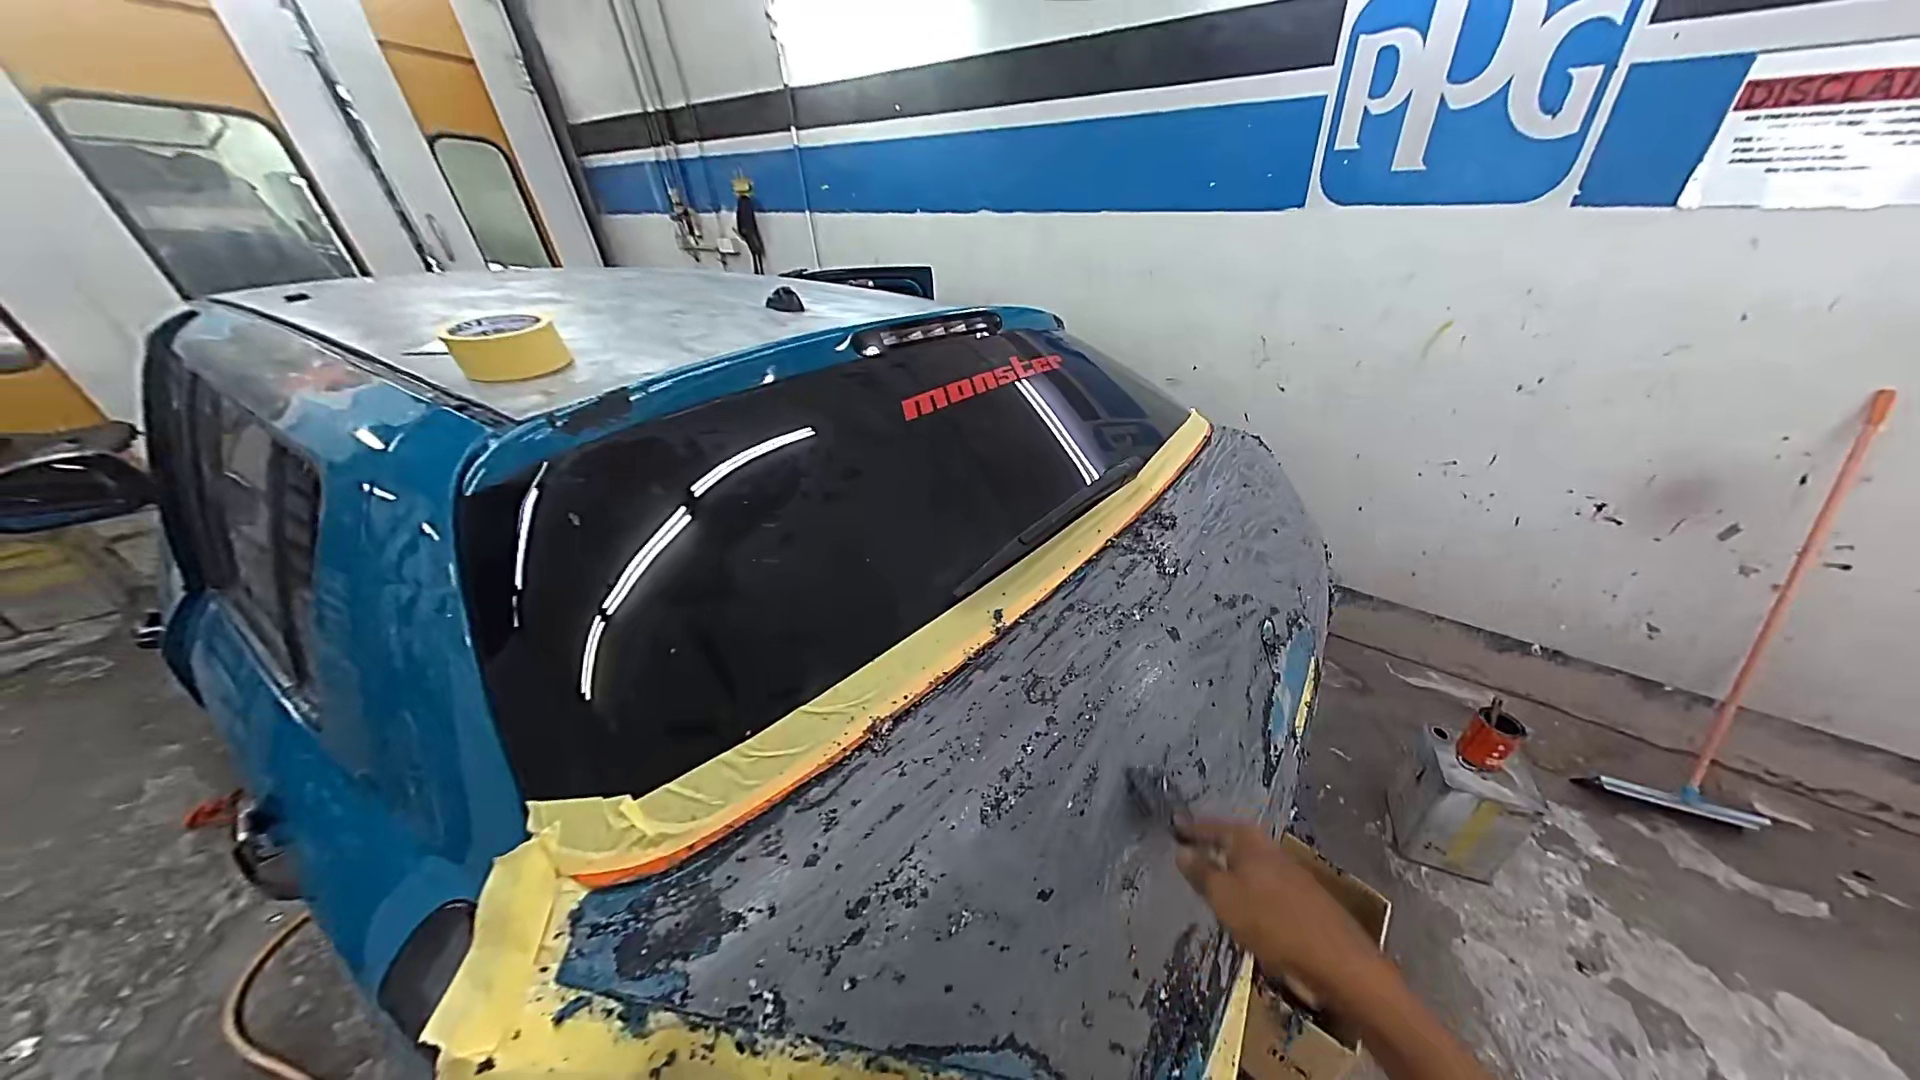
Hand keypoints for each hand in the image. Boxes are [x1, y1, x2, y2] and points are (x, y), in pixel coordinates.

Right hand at [1175, 818, 1387, 1006]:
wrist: (1340, 963)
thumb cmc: (1272, 922)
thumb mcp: (1224, 897)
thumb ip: (1201, 872)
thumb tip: (1182, 850)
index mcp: (1248, 840)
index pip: (1211, 826)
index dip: (1190, 828)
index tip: (1172, 826)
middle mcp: (1269, 848)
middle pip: (1233, 842)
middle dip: (1212, 846)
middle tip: (1188, 851)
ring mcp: (1290, 872)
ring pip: (1250, 865)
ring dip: (1230, 869)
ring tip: (1210, 880)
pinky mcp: (1304, 898)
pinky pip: (1264, 885)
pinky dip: (1248, 887)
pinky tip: (1244, 905)